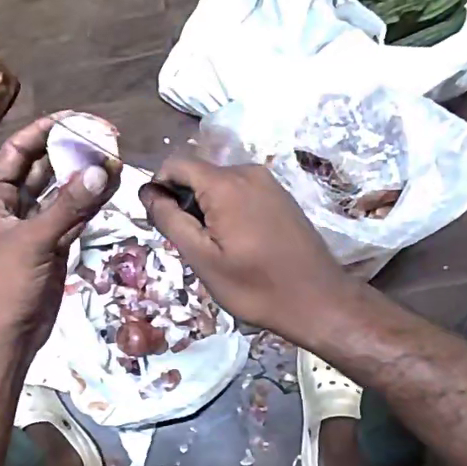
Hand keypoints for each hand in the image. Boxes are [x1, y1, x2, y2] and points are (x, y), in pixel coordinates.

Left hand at [0, 114, 116, 356]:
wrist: (6, 335)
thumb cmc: (6, 284)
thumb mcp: (34, 240)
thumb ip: (68, 205)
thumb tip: (101, 169)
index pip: (19, 150)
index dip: (43, 130)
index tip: (75, 118)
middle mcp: (14, 205)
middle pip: (44, 167)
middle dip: (70, 151)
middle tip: (104, 137)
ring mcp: (35, 225)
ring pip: (63, 192)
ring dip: (85, 176)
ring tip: (115, 157)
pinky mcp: (53, 245)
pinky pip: (74, 215)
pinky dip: (91, 203)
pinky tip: (111, 187)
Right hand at [140, 156, 356, 343]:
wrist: (318, 301)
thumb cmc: (254, 286)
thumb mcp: (202, 258)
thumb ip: (170, 220)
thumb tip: (147, 192)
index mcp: (226, 184)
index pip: (176, 164)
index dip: (159, 188)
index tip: (160, 222)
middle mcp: (248, 172)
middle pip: (198, 174)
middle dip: (184, 202)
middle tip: (189, 244)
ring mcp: (269, 183)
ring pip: (219, 185)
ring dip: (206, 209)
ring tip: (214, 248)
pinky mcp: (281, 196)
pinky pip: (240, 193)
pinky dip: (228, 211)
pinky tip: (237, 243)